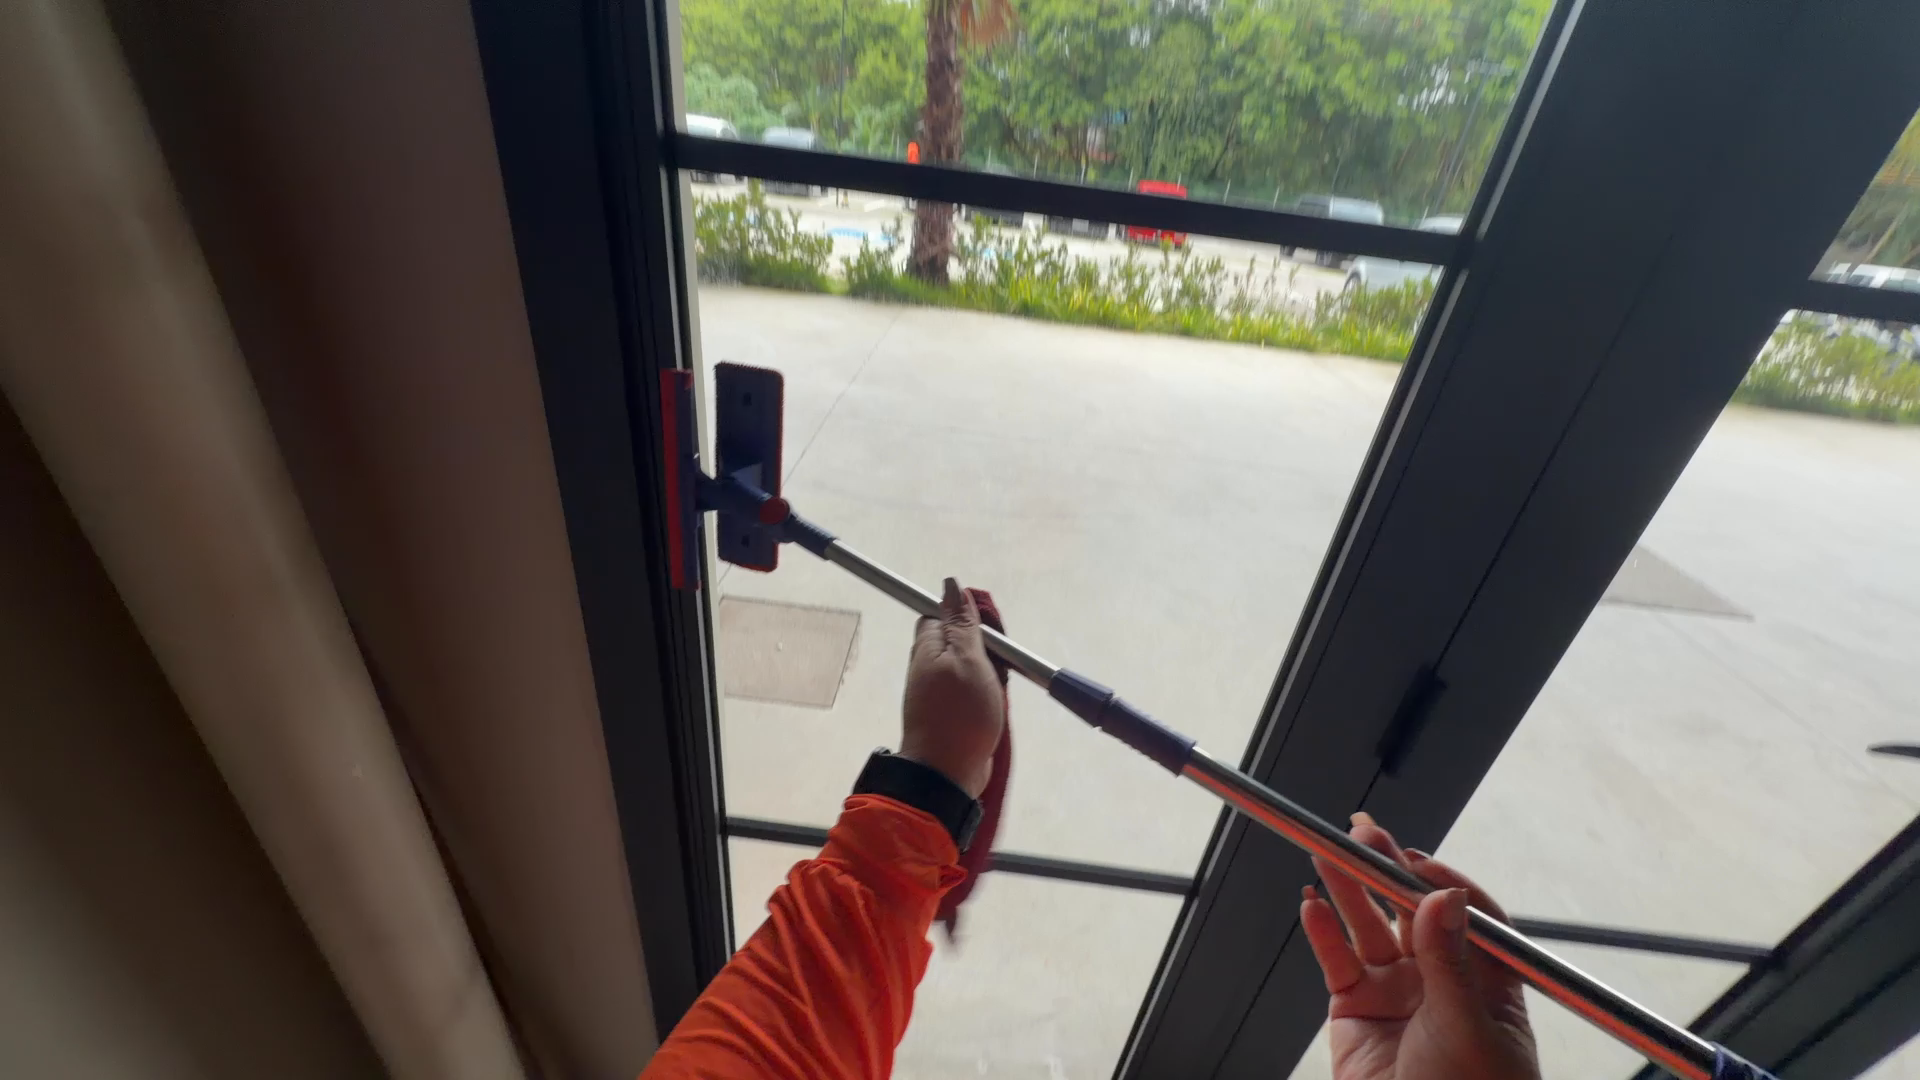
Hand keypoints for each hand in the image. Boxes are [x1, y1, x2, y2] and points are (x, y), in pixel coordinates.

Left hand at [900, 578, 1003, 798]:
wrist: (948, 774)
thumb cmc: (959, 712)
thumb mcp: (967, 660)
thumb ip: (962, 623)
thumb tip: (951, 584)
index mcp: (926, 647)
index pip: (941, 615)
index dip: (965, 617)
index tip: (988, 633)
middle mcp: (927, 665)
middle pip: (957, 639)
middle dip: (982, 646)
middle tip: (999, 661)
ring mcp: (938, 691)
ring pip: (968, 665)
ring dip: (988, 670)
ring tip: (999, 683)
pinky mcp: (950, 712)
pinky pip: (970, 688)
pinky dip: (985, 691)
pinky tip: (995, 701)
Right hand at [1301, 813, 1538, 1079]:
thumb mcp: (1468, 1033)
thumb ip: (1449, 961)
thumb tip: (1446, 894)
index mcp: (1485, 986)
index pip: (1466, 916)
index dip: (1441, 881)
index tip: (1413, 858)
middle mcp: (1438, 980)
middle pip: (1407, 910)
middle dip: (1384, 869)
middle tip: (1361, 832)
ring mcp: (1394, 990)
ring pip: (1365, 925)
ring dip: (1344, 887)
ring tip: (1324, 853)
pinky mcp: (1353, 1004)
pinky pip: (1334, 957)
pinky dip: (1319, 930)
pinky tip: (1311, 907)